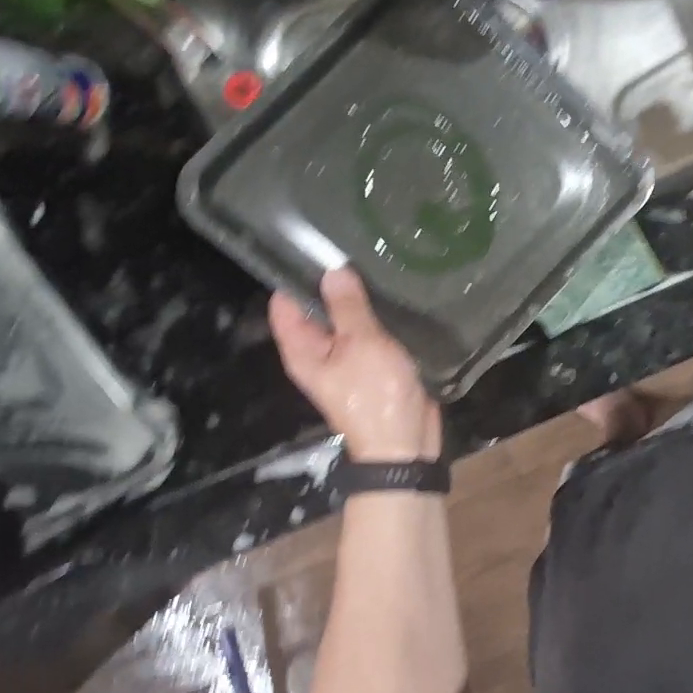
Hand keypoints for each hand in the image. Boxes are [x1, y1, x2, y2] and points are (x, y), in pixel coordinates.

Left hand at [269, 267, 441, 461]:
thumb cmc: (376, 395)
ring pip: (352, 322)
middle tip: (361, 251)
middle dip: (339, 285)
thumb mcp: (362, 345)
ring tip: (383, 268)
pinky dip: (384, 321)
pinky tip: (401, 300)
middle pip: (321, 310)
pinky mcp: (377, 366)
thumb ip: (348, 306)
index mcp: (303, 350)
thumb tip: (333, 270)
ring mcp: (350, 361)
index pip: (286, 302)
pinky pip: (375, 337)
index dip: (299, 275)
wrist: (406, 444)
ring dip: (366, 303)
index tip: (322, 248)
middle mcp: (321, 353)